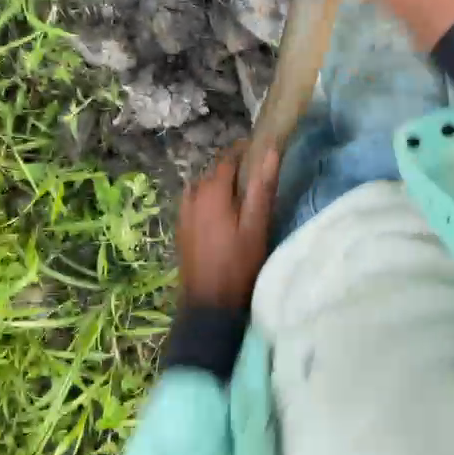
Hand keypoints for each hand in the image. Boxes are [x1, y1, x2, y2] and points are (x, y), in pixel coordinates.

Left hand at [177, 146, 279, 310]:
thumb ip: (262, 187)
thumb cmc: (238, 264)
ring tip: (240, 194)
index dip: (244, 151)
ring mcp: (184, 213)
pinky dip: (208, 198)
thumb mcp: (256, 225)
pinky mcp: (181, 228)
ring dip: (219, 183)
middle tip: (255, 174)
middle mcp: (193, 196)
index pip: (228, 158)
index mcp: (212, 191)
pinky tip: (221, 212)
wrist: (208, 304)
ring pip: (202, 186)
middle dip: (232, 167)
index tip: (261, 150)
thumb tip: (271, 151)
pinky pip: (194, 201)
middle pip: (213, 171)